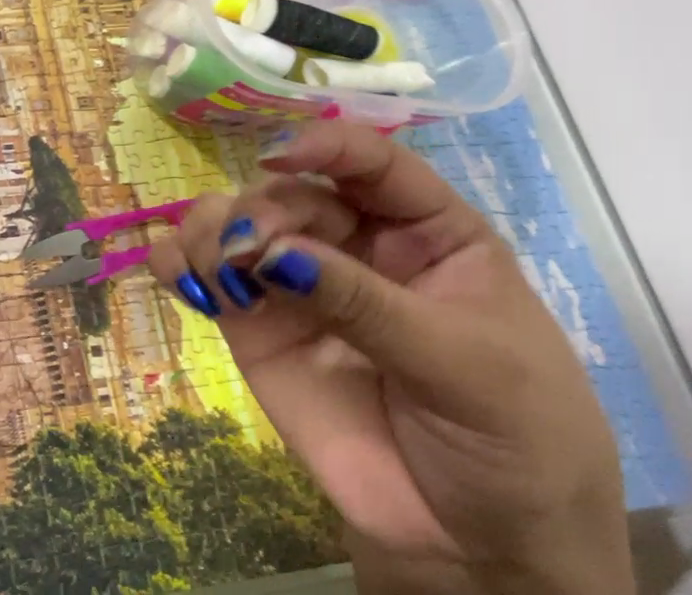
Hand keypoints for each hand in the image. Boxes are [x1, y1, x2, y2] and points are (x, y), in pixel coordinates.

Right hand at [145, 123, 630, 594]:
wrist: (475, 546)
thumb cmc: (514, 441)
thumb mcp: (463, 364)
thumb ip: (364, 303)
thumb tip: (268, 252)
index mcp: (428, 236)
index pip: (374, 164)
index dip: (327, 145)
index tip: (277, 157)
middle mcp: (355, 247)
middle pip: (288, 192)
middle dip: (260, 211)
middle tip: (247, 254)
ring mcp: (296, 286)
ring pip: (232, 223)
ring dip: (208, 230)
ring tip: (216, 272)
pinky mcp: (252, 328)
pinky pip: (200, 275)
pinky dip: (177, 264)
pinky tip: (181, 280)